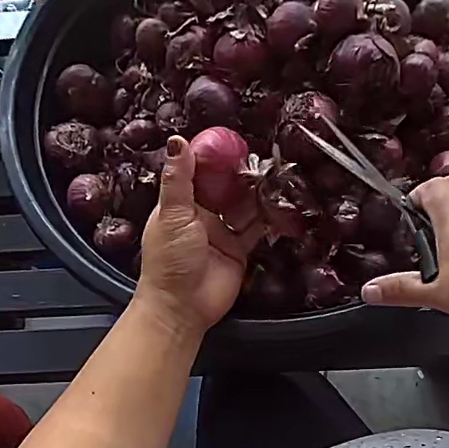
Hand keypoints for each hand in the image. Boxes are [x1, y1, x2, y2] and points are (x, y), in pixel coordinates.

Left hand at [132, 137, 262, 334]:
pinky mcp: (239, 250)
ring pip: (244, 208)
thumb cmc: (169, 261)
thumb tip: (178, 141)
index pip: (200, 174)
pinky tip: (279, 205)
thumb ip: (179, 179)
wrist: (182, 307)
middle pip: (226, 190)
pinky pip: (256, 230)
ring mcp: (222, 233)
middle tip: (261, 161)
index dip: (216, 159)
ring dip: (257, 195)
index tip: (234, 143)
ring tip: (274, 179)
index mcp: (181, 204)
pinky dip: (268, 219)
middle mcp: (202, 216)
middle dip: (242, 177)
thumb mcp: (172, 214)